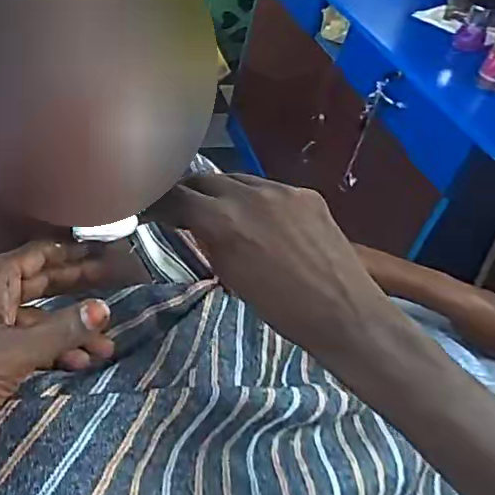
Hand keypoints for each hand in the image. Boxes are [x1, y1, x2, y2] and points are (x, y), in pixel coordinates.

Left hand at [0, 241, 117, 470]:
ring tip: (106, 343)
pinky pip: (27, 348)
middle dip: (76, 288)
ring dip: (69, 330)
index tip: (106, 254)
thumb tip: (104, 308)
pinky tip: (77, 366)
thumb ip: (60, 330)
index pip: (39, 255)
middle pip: (40, 284)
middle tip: (116, 289)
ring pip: (37, 321)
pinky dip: (52, 354)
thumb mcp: (14, 349)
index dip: (72, 253)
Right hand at [150, 173, 405, 358]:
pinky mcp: (305, 193)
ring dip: (220, 193)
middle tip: (181, 208)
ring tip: (220, 211)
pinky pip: (267, 188)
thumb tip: (190, 222)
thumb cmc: (280, 307)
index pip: (174, 195)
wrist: (346, 315)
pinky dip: (254, 200)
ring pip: (235, 179)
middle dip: (187, 192)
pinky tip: (261, 220)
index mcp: (222, 220)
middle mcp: (248, 195)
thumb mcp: (227, 272)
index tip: (149, 208)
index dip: (156, 201)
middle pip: (202, 179)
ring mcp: (281, 190)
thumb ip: (205, 238)